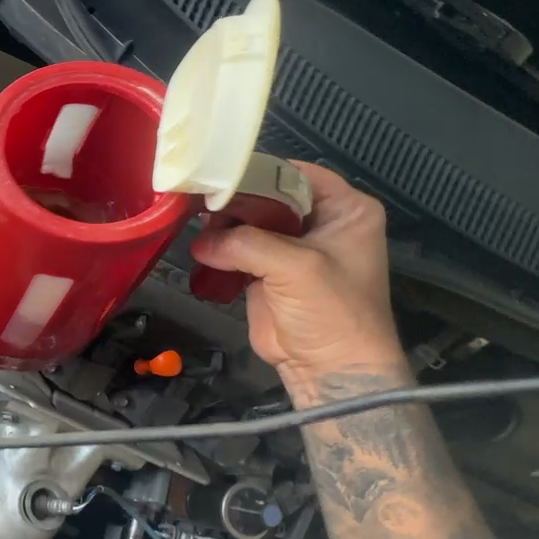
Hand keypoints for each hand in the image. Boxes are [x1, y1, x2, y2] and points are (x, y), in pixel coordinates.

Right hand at [190, 162, 408, 406]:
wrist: (327, 366)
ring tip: (193, 226)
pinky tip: (198, 249)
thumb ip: (246, 244)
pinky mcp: (263, 271)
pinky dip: (216, 248)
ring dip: (220, 226)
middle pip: (267, 197)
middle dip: (233, 201)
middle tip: (197, 204)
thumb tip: (201, 241)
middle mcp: (318, 223)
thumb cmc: (331, 311)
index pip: (297, 174)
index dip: (260, 173)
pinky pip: (234, 249)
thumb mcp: (295, 267)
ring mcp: (289, 248)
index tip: (218, 176)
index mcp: (345, 210)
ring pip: (246, 223)